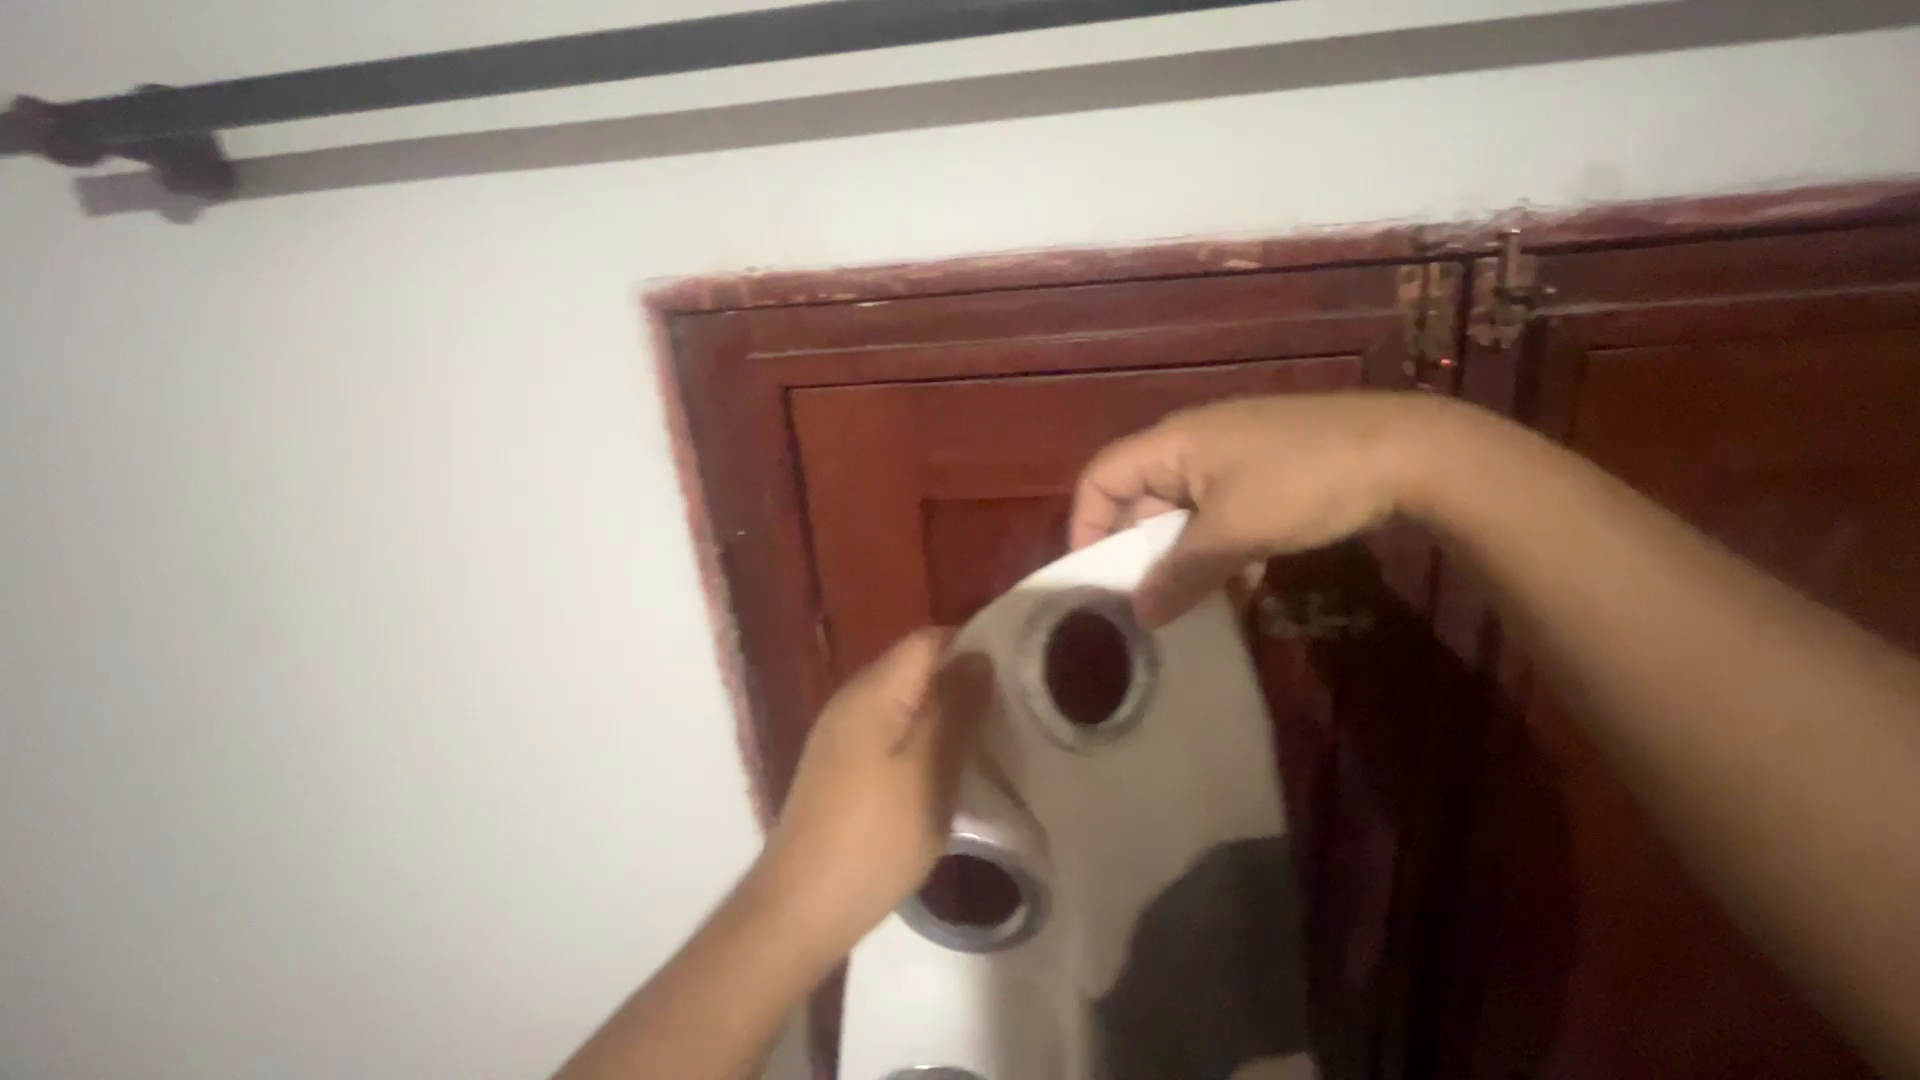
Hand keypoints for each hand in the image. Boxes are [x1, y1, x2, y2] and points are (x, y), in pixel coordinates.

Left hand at [750, 630, 992, 959]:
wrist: (801, 907)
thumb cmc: (874, 836)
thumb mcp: (930, 770)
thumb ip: (956, 708)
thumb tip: (978, 656)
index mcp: (873, 690)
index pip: (929, 640)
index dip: (974, 645)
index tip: (1018, 671)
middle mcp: (852, 700)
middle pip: (916, 667)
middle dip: (964, 681)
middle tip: (1013, 708)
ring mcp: (842, 734)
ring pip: (906, 702)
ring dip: (946, 713)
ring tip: (991, 738)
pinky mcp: (841, 766)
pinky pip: (891, 732)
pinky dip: (924, 740)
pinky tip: (948, 769)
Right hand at [1069, 391, 1454, 625]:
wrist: (1411, 452)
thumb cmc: (1303, 483)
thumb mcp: (1233, 533)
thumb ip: (1179, 573)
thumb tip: (1140, 614)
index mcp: (1172, 444)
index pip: (1100, 478)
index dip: (1085, 525)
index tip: (1095, 579)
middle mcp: (1193, 444)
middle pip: (1140, 499)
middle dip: (1139, 552)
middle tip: (1145, 603)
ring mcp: (1233, 457)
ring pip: (1185, 513)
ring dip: (1184, 558)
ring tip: (1191, 604)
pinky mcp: (1267, 473)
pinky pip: (1223, 514)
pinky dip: (1222, 548)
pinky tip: (1243, 584)